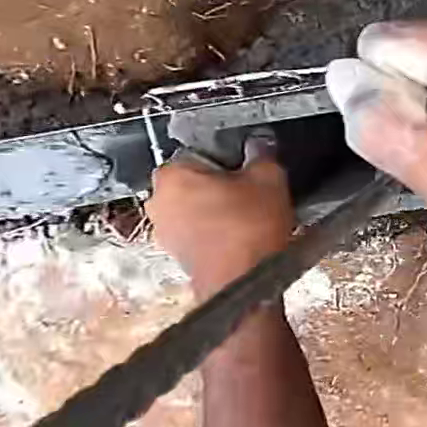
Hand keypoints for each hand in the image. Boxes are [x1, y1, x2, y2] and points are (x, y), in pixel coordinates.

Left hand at [146, 135, 295, 296]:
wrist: (243, 283)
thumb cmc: (249, 227)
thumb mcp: (269, 178)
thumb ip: (262, 153)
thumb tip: (260, 143)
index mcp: (171, 174)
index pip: (200, 152)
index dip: (230, 160)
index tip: (250, 171)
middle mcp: (158, 201)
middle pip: (197, 182)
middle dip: (223, 186)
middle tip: (254, 194)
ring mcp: (165, 232)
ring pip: (197, 208)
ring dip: (220, 210)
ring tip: (252, 218)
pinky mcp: (178, 256)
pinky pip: (200, 232)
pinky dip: (218, 232)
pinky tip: (243, 237)